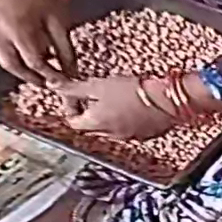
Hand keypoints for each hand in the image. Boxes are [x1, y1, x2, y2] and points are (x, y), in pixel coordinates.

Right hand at [0, 0, 75, 84]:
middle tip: (49, 84)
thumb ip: (65, 52)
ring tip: (42, 72)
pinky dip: (16, 55)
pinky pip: (0, 46)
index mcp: (18, 27)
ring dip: (22, 68)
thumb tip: (72, 74)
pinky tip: (33, 55)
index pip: (33, 62)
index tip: (63, 83)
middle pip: (11, 64)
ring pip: (2, 57)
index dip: (50, 76)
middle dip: (30, 77)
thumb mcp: (61, 25)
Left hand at [56, 77, 175, 139]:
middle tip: (94, 98)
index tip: (75, 97)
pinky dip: (127, 122)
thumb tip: (54, 86)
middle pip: (91, 128)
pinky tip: (133, 108)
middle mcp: (112, 134)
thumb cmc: (134, 91)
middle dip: (89, 115)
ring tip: (116, 101)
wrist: (168, 99)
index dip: (71, 108)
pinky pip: (131, 131)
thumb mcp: (97, 84)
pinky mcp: (148, 135)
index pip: (73, 122)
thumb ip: (73, 88)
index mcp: (96, 123)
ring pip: (111, 130)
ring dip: (109, 119)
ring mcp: (131, 137)